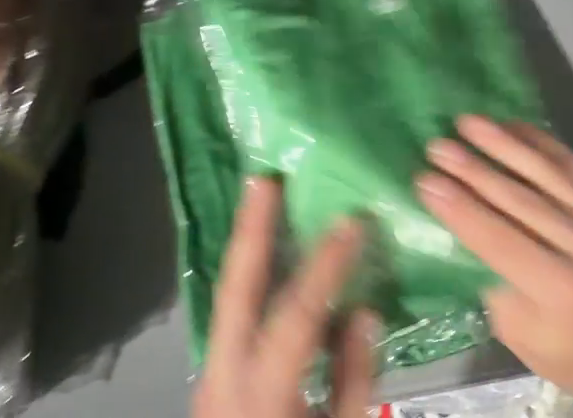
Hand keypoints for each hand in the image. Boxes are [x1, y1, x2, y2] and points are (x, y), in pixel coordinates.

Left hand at [193, 176, 376, 417]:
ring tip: (261, 201)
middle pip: (235, 291)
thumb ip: (352, 378)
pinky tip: (265, 262)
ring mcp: (208, 383)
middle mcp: (224, 380)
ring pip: (224, 300)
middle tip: (263, 177)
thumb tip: (364, 310)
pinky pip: (229, 320)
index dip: (327, 266)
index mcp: (264, 396)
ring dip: (244, 249)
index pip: (297, 316)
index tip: (353, 220)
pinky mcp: (209, 386)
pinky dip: (248, 283)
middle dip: (250, 231)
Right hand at [416, 116, 572, 417]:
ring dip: (502, 144)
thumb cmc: (562, 350)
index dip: (461, 210)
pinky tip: (511, 125)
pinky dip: (540, 141)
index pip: (500, 240)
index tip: (425, 181)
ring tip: (467, 121)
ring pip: (544, 173)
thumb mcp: (516, 329)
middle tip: (437, 147)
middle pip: (520, 200)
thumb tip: (458, 224)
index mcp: (557, 289)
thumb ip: (492, 277)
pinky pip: (570, 164)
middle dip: (473, 170)